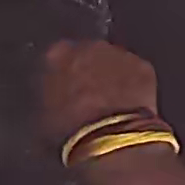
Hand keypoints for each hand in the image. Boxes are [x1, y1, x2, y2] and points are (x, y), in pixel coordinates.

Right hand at [38, 39, 159, 148]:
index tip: (57, 87)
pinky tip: (123, 104)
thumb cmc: (67, 128)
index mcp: (57, 55)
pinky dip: (128, 83)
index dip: (56, 73)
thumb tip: (52, 95)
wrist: (108, 137)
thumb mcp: (41, 113)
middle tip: (82, 95)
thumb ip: (46, 93)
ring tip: (104, 102)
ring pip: (110, 61)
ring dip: (106, 75)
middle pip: (85, 53)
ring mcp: (119, 54)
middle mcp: (89, 47)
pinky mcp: (143, 66)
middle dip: (84, 70)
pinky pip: (132, 71)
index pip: (53, 56)